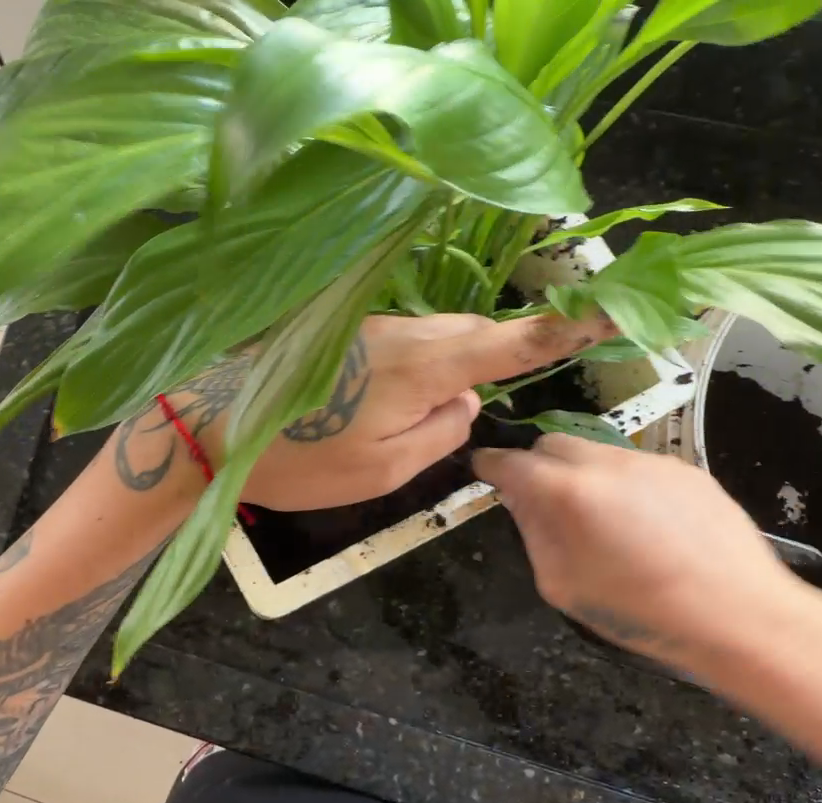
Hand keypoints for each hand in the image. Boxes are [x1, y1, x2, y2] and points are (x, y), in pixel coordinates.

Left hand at [113, 313, 618, 511]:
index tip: (616, 311)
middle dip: (491, 358)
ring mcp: (366, 326)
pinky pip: (394, 342)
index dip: (566, 328)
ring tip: (404, 417)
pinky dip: (406, 365)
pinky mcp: (337, 332)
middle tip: (469, 405)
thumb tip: (466, 404)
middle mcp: (403, 330)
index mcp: (425, 364)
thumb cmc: (295, 460)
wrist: (205, 426)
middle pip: (471, 334)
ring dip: (440, 368)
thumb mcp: (380, 472)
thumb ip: (439, 436)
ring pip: (431, 337)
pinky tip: (372, 402)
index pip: (511, 340)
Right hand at [472, 435, 808, 664]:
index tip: (481, 471)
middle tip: (537, 501)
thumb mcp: (560, 583)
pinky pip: (634, 467)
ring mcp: (652, 463)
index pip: (511, 461)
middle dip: (535, 464)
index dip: (489, 465)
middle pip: (552, 442)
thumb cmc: (638, 609)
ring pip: (595, 452)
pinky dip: (619, 484)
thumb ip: (533, 532)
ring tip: (596, 521)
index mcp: (569, 492)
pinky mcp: (687, 471)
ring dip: (579, 474)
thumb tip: (521, 501)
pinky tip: (639, 525)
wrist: (739, 614)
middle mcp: (608, 464)